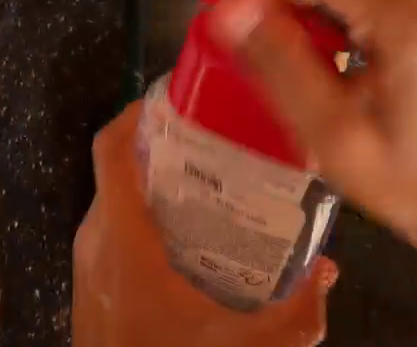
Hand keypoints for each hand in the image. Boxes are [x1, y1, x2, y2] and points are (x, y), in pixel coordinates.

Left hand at [73, 102, 336, 346]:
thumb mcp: (241, 345)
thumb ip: (293, 311)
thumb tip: (327, 270)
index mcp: (122, 237)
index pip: (112, 147)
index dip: (140, 110)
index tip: (182, 94)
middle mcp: (96, 237)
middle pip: (122, 163)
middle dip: (165, 141)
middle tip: (216, 135)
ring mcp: (88, 260)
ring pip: (119, 194)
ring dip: (157, 178)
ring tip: (210, 177)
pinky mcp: (91, 281)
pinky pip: (115, 225)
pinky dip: (147, 213)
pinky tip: (190, 234)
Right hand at [208, 0, 416, 245]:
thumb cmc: (395, 176)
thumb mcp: (325, 129)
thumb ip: (277, 61)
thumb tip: (226, 6)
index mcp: (406, 17)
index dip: (281, 1)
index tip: (275, 54)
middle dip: (299, 5)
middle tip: (295, 64)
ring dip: (317, 9)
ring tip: (320, 66)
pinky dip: (339, 12)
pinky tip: (342, 57)